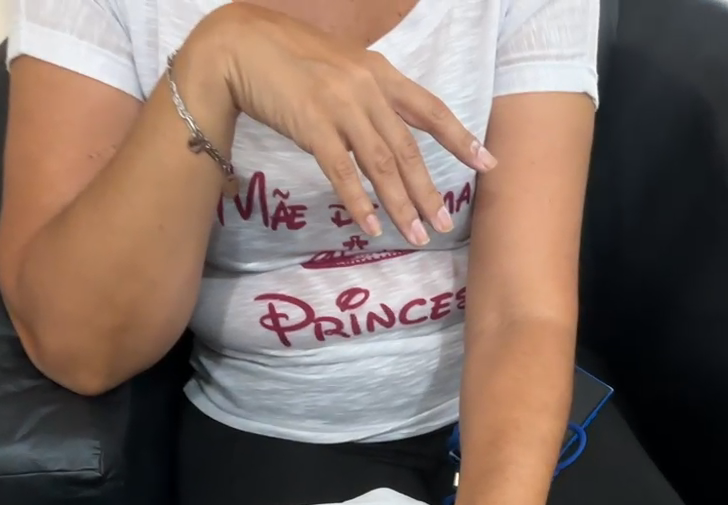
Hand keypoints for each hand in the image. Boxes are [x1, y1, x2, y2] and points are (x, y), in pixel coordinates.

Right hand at [182, 4, 492, 244]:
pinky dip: (360, 203)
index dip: (460, 138)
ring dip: (401, 205)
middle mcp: (367, 88)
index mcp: (379, 74)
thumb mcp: (342, 72)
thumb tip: (390, 137)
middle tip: (444, 224)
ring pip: (382, 165)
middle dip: (428, 191)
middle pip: (408, 149)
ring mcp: (340, 106)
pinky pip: (343, 172)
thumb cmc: (290, 61)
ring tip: (417, 235)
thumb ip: (370, 100)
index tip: (486, 163)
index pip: (430, 109)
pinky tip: (373, 227)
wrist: (241, 47)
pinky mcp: (313, 125)